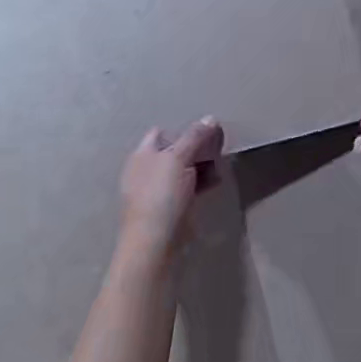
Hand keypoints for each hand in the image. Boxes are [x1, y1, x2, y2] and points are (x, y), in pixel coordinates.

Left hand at [119, 117, 224, 261]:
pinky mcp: (170, 209)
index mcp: (141, 155)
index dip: (182, 129)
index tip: (205, 131)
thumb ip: (194, 136)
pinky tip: (214, 182)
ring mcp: (157, 192)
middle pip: (174, 151)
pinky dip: (200, 183)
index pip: (161, 133)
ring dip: (201, 166)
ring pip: (183, 170)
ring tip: (219, 165)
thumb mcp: (179, 158)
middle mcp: (146, 171)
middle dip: (195, 148)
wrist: (154, 243)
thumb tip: (210, 118)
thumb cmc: (161, 194)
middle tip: (217, 147)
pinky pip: (187, 188)